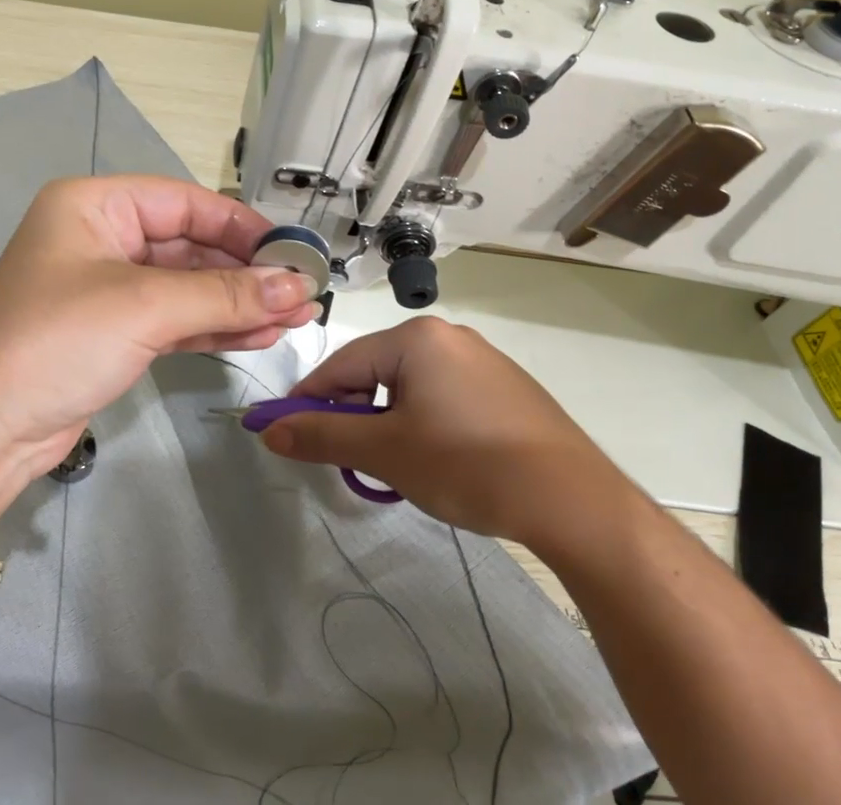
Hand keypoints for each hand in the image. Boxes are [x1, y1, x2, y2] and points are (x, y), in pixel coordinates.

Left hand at [0, 176, 317, 529]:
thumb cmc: (56, 342)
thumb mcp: (142, 306)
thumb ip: (224, 294)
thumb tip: (298, 285)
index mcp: (92, 206)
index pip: (183, 201)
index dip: (240, 226)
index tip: (293, 252)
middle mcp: (98, 239)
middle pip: (187, 245)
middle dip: (245, 271)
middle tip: (304, 294)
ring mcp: (104, 291)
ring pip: (185, 287)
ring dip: (237, 302)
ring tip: (295, 318)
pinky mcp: (110, 336)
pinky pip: (173, 320)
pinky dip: (212, 327)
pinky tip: (258, 335)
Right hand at [258, 317, 630, 549]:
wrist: (572, 502)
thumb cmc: (467, 465)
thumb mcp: (383, 452)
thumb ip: (321, 436)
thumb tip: (268, 430)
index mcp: (417, 339)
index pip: (340, 365)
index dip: (306, 402)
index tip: (284, 434)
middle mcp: (450, 338)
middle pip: (374, 374)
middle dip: (351, 417)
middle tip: (347, 461)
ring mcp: (484, 363)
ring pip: (408, 390)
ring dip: (385, 425)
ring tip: (392, 469)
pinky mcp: (506, 392)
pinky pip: (442, 400)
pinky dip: (422, 427)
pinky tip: (435, 463)